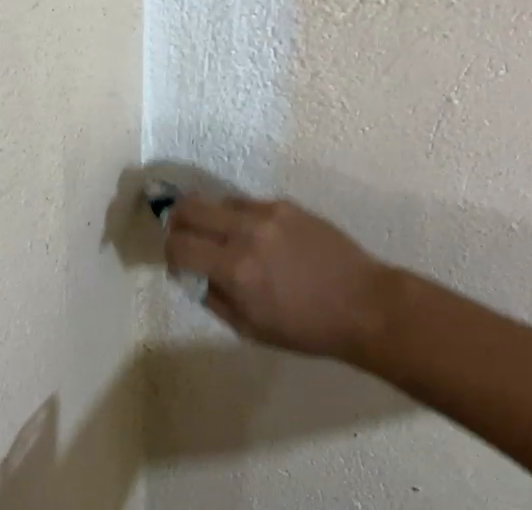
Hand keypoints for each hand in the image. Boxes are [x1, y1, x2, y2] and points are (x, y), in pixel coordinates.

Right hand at [164, 194, 396, 361]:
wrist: (362, 303)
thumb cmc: (306, 328)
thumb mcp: (251, 329)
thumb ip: (213, 298)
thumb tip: (190, 275)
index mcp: (236, 268)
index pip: (179, 245)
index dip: (168, 254)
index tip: (176, 264)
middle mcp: (247, 231)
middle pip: (190, 207)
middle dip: (178, 222)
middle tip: (183, 239)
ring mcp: (269, 213)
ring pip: (219, 201)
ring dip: (211, 218)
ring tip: (224, 241)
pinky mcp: (287, 205)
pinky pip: (249, 204)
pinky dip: (241, 218)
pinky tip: (257, 240)